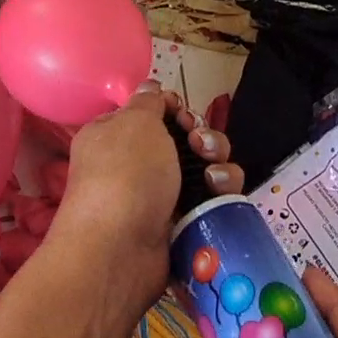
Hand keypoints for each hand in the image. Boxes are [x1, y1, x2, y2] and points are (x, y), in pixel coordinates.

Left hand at [49, 83, 244, 310]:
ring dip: (218, 162)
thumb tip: (151, 87)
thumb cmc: (124, 175)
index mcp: (116, 136)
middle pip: (186, 138)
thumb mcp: (135, 123)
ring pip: (205, 167)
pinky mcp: (182, 222)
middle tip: (199, 143)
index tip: (182, 114)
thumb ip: (149, 102)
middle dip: (203, 135)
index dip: (175, 109)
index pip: (154, 113)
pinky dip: (221, 191)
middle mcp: (137, 165)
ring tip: (212, 175)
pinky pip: (212, 198)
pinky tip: (217, 192)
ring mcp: (160, 196)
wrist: (119, 251)